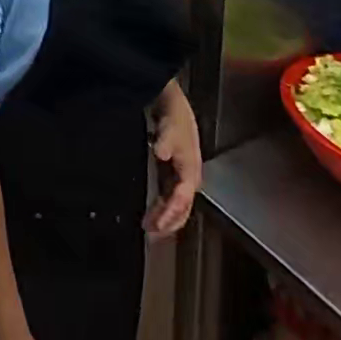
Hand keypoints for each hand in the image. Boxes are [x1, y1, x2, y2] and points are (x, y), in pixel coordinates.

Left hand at [146, 83, 201, 240]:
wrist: (173, 104)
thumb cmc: (172, 118)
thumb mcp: (169, 130)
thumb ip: (165, 142)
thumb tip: (161, 152)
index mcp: (191, 172)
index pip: (181, 200)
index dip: (169, 215)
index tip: (155, 226)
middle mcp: (190, 178)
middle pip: (182, 208)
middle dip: (168, 223)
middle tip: (151, 235)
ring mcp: (183, 176)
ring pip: (176, 205)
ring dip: (165, 217)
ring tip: (149, 228)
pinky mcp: (175, 171)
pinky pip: (171, 196)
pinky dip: (163, 206)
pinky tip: (152, 211)